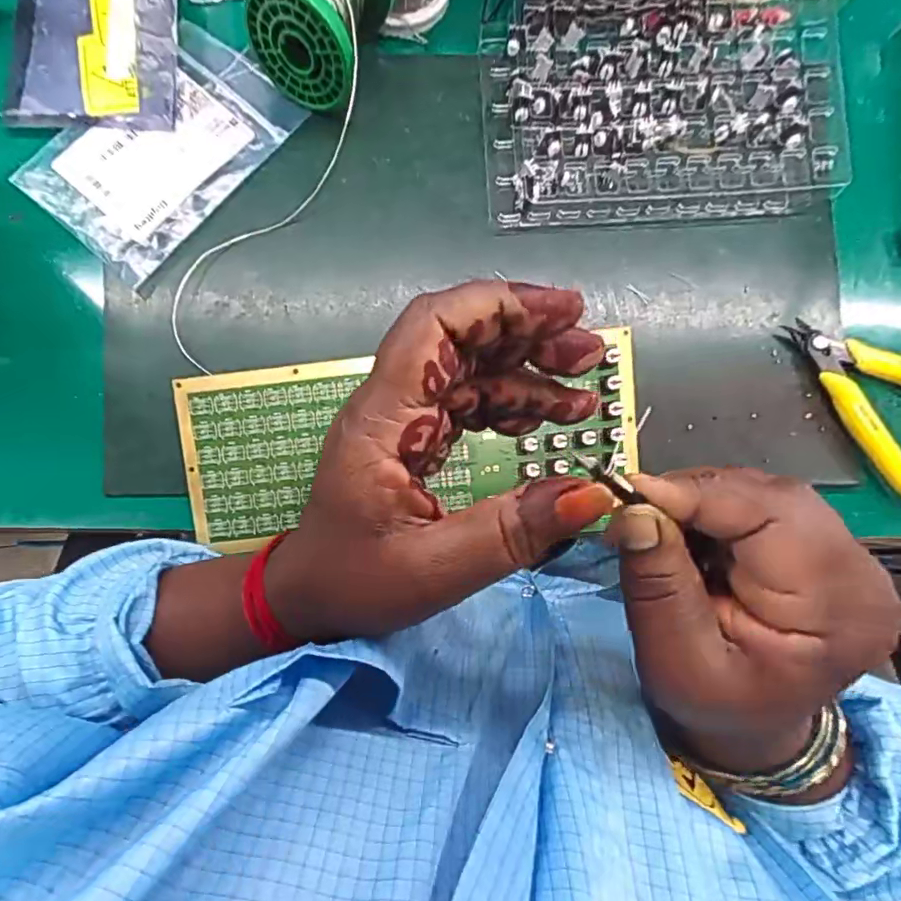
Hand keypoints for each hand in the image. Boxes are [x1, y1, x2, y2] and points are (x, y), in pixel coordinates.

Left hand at [264, 280, 618, 641]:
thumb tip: (593, 493)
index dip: (496, 305)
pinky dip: (504, 407)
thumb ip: (512, 532)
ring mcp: (397, 424)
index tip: (563, 313)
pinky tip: (541, 423)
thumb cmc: (353, 582)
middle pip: (453, 340)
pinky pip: (460, 406)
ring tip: (580, 396)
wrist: (307, 596)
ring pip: (462, 371)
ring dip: (522, 372)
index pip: (431, 328)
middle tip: (588, 351)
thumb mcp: (435, 569)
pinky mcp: (408, 443)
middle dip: (523, 333)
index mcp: (381, 423)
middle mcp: (387, 410)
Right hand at [608, 468, 900, 778]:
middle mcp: (862, 575)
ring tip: (655, 524)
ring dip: (701, 499)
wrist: (753, 729)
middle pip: (773, 497)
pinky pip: (766, 508)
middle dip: (694, 493)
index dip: (696, 494)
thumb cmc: (715, 705)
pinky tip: (685, 533)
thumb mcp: (674, 656)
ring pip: (767, 495)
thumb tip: (634, 512)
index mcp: (837, 609)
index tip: (629, 490)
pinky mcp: (827, 553)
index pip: (770, 518)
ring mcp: (851, 561)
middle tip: (633, 509)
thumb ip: (658, 583)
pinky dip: (714, 510)